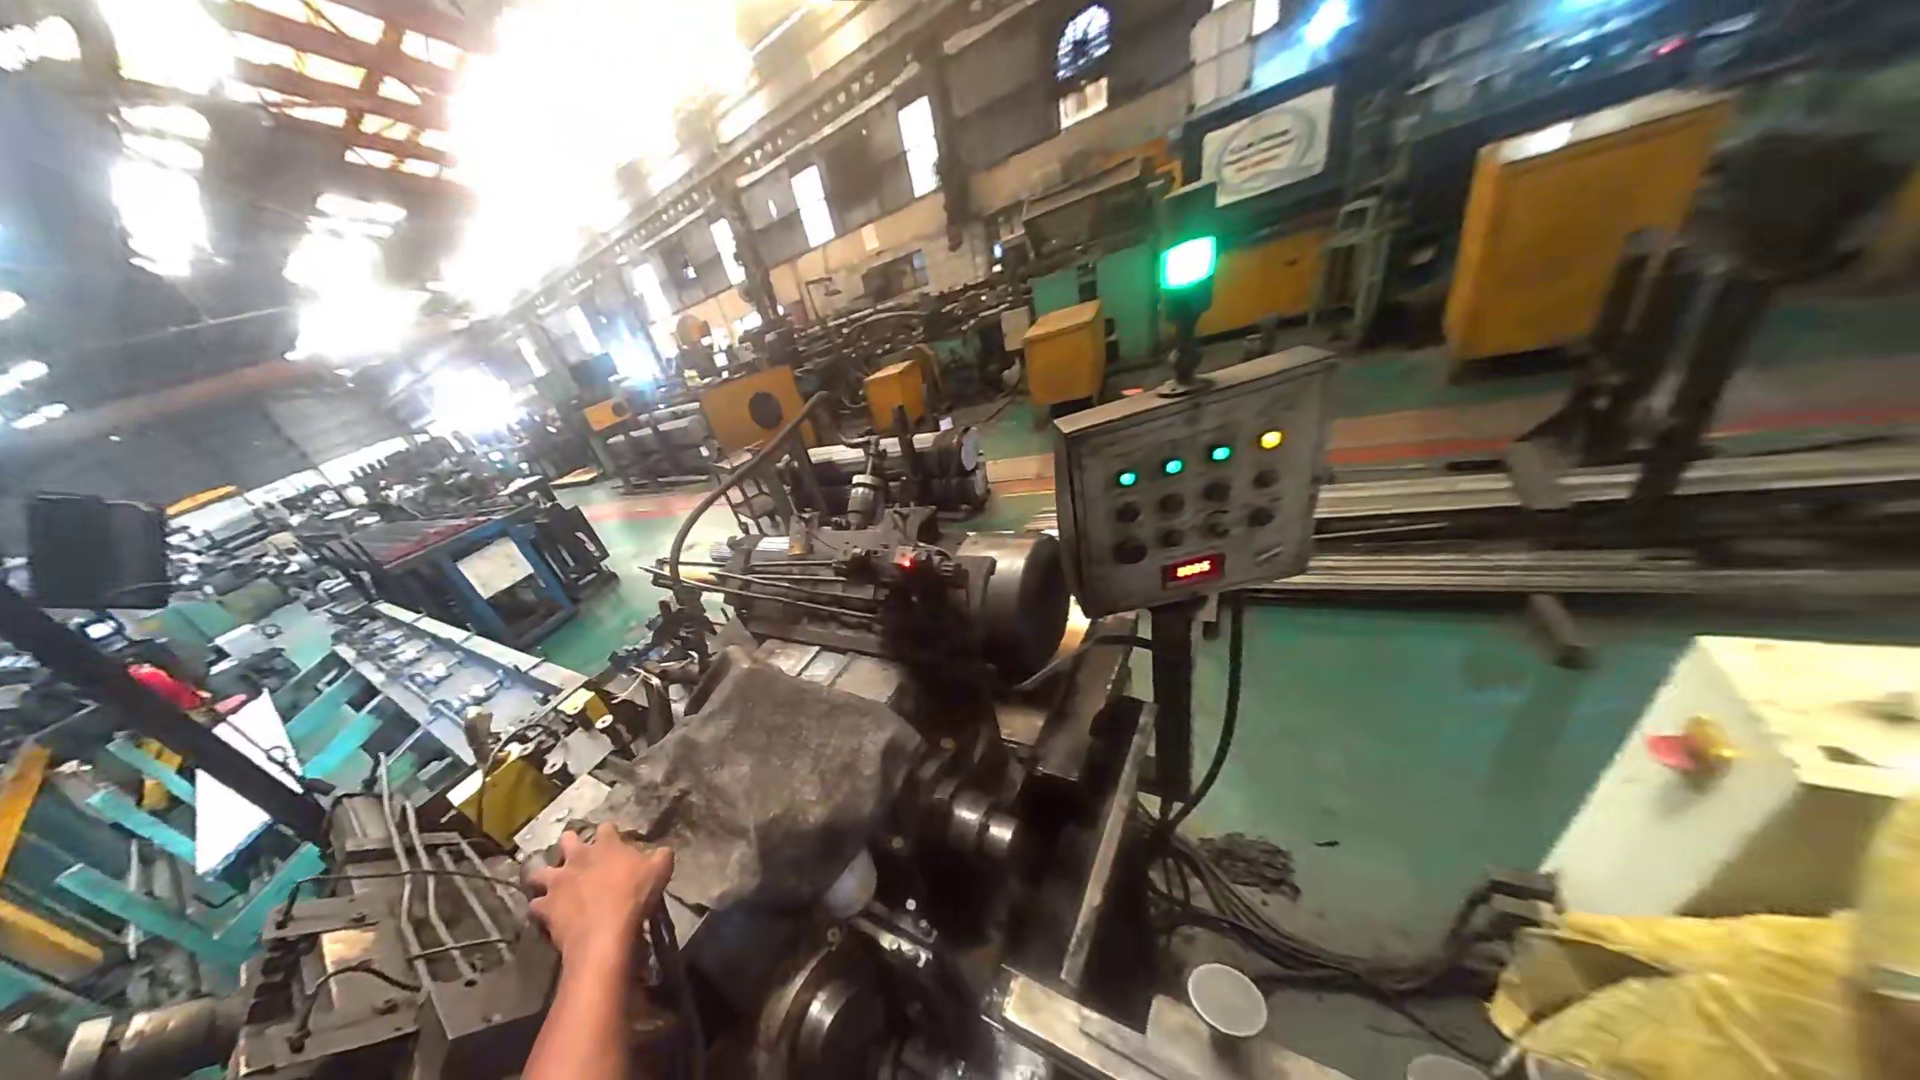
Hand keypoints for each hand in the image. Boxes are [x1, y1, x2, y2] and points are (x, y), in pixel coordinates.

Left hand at [527, 823, 673, 965]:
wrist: (605, 932)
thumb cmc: (635, 895)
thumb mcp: (661, 869)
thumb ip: (661, 855)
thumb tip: (662, 850)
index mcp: (606, 845)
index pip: (606, 827)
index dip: (608, 831)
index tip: (613, 838)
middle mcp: (578, 857)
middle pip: (567, 840)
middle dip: (568, 843)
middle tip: (574, 851)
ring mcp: (557, 882)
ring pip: (538, 872)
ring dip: (543, 875)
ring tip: (548, 881)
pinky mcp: (545, 907)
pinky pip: (534, 905)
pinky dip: (539, 907)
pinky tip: (544, 912)